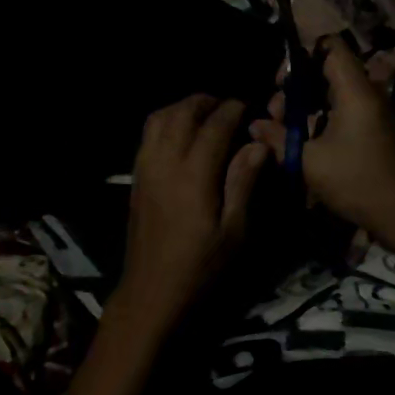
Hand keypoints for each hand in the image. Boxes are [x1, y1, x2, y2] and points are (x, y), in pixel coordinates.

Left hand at [121, 95, 267, 318]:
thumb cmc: (201, 266)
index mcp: (194, 175)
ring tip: (205, 114)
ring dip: (183, 108)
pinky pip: (147, 135)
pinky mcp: (136, 178)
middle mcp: (165, 162)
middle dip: (207, 102)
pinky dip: (166, 122)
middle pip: (182, 113)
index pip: (214, 126)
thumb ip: (244, 182)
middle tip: (229, 107)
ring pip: (159, 118)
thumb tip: (259, 145)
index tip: (250, 107)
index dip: (233, 110)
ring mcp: (145, 168)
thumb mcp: (235, 230)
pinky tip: (182, 134)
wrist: (152, 292)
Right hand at [248, 37, 394, 236]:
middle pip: (330, 72)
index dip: (303, 54)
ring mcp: (375, 114)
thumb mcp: (310, 161)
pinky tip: (305, 142)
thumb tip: (254, 125)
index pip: (332, 47)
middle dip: (298, 87)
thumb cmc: (357, 181)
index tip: (282, 80)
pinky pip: (346, 114)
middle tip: (276, 112)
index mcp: (356, 91)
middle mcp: (369, 95)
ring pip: (336, 96)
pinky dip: (324, 120)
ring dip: (308, 108)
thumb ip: (280, 139)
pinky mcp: (376, 132)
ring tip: (285, 130)